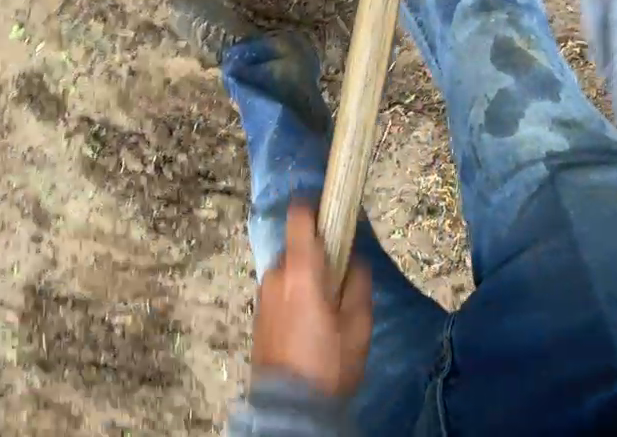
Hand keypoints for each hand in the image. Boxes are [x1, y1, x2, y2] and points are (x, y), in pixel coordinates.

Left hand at [251, 203, 373, 397]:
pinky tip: (306, 323)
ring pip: (289, 270)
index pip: (299, 217)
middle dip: (317, 259)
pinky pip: (280, 288)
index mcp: (301, 271)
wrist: (288, 407)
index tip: (330, 212)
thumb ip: (358, 284)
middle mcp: (276, 273)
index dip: (313, 207)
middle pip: (298, 247)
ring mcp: (263, 291)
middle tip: (337, 284)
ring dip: (304, 279)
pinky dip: (293, 294)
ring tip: (322, 311)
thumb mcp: (358, 328)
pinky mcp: (258, 310)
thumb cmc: (327, 364)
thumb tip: (354, 260)